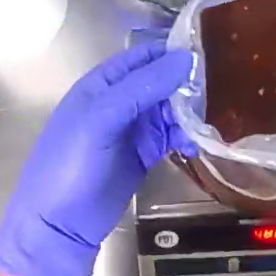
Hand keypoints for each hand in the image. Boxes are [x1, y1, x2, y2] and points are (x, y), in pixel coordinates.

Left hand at [0, 42, 196, 275]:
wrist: (59, 225)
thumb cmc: (71, 166)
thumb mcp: (101, 120)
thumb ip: (140, 88)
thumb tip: (184, 60)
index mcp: (101, 86)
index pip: (141, 57)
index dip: (170, 52)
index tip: (206, 50)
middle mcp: (118, 103)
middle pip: (159, 82)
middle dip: (185, 85)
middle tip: (216, 90)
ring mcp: (131, 131)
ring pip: (168, 110)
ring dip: (187, 114)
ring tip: (204, 122)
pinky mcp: (142, 156)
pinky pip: (169, 137)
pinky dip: (184, 138)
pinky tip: (195, 145)